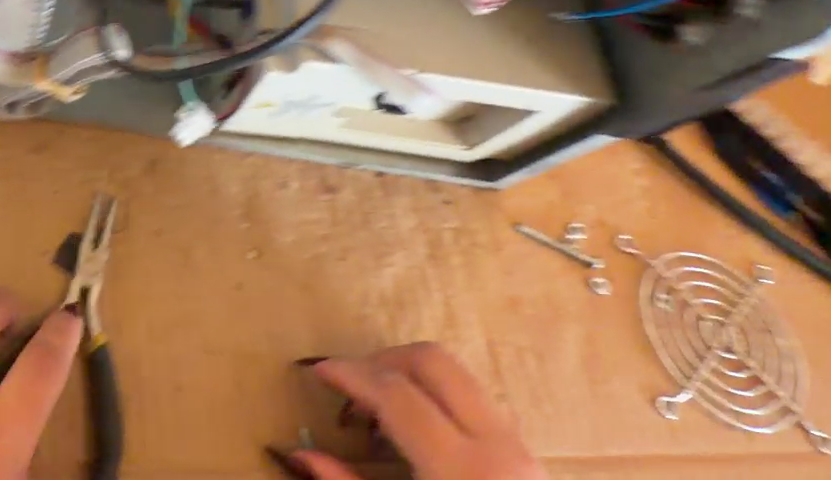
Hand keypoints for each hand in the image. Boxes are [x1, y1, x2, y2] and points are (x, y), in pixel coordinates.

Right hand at [274, 344, 544, 479]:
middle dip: (382, 361)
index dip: (350, 374)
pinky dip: (439, 398)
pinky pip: (477, 401)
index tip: (317, 370)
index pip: (395, 392)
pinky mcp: (530, 457)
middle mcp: (497, 445)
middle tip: (350, 386)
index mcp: (460, 468)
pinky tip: (418, 432)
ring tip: (380, 412)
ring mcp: (521, 449)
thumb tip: (299, 454)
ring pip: (458, 374)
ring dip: (411, 376)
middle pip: (431, 361)